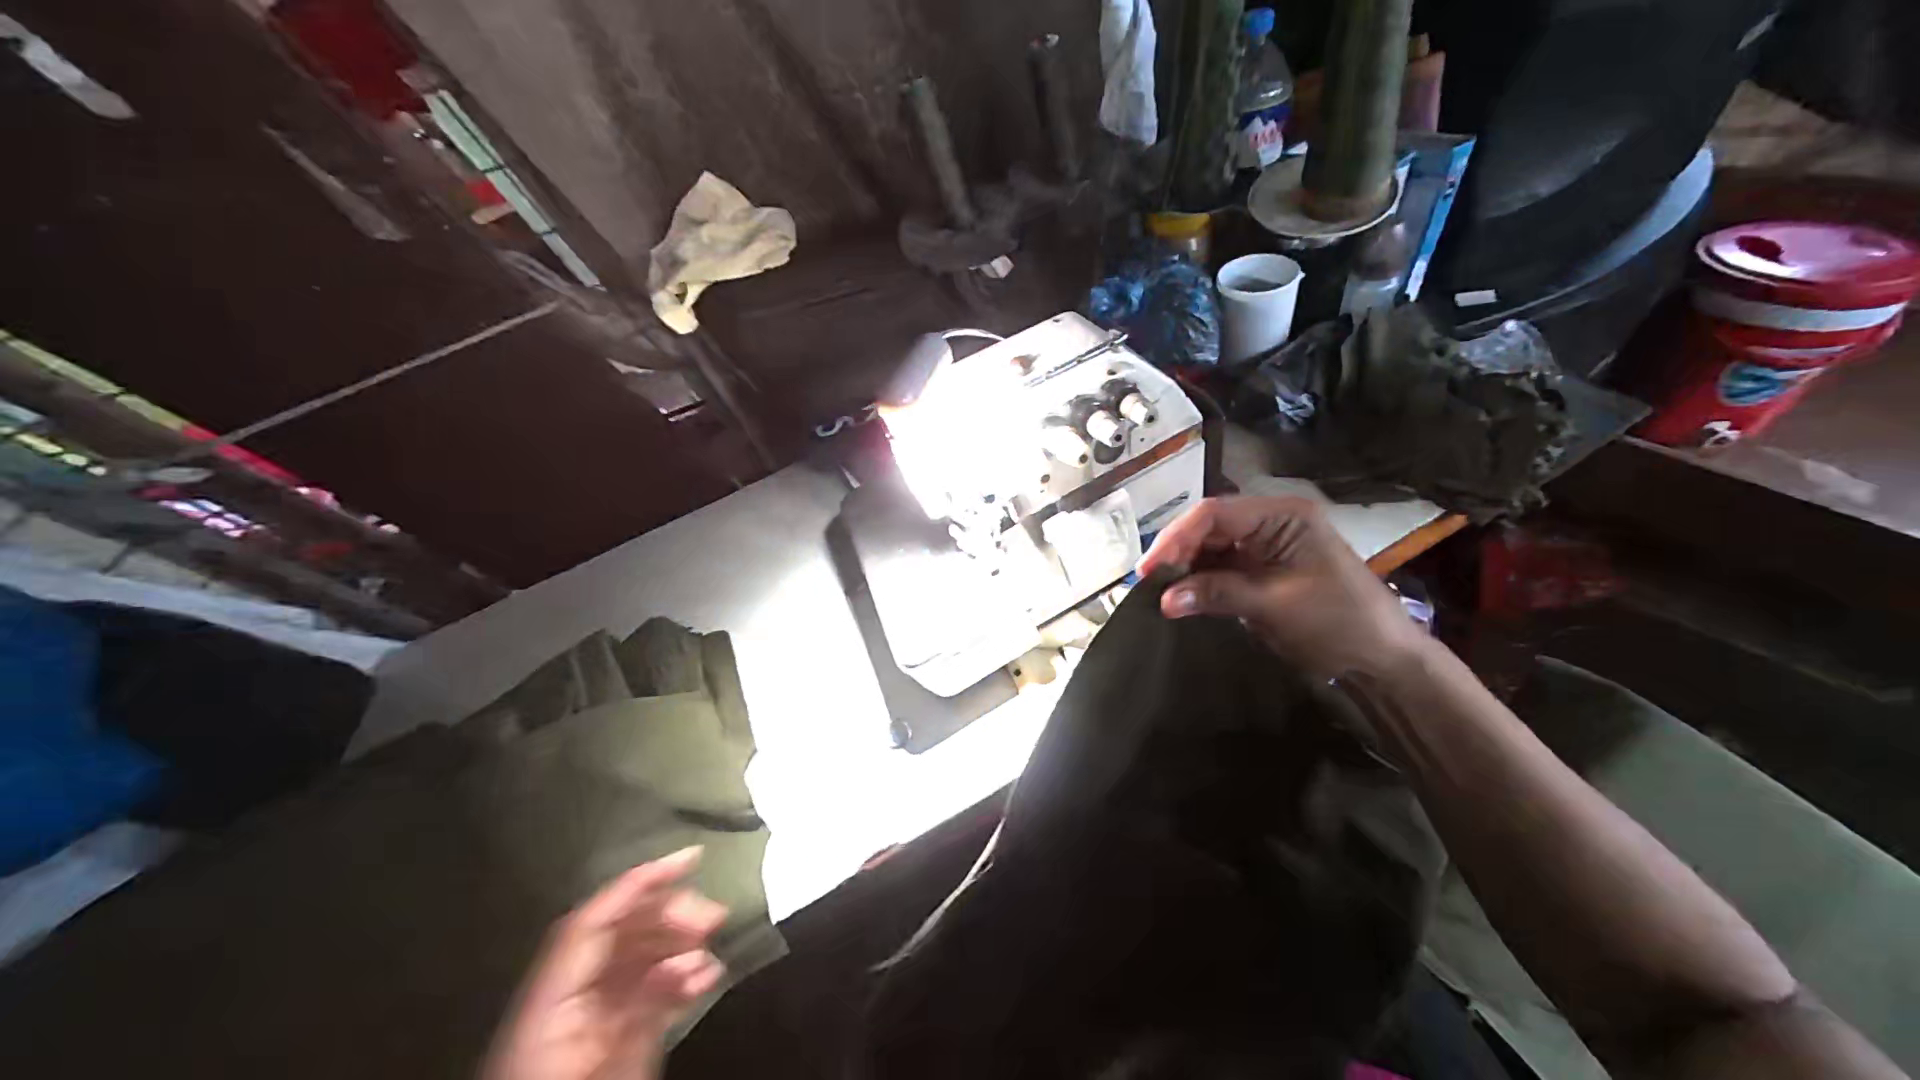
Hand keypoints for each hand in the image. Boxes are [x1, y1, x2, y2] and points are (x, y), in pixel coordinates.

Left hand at [481, 847, 726, 1079]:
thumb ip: (645, 1009)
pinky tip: (702, 977)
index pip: (594, 920)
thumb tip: (685, 961)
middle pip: (618, 928)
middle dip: (672, 913)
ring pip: (633, 953)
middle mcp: (562, 994)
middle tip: (714, 917)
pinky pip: (636, 986)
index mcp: (550, 997)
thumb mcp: (617, 1064)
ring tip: (710, 953)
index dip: (642, 880)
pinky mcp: (597, 1032)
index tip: (692, 856)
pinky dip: (672, 975)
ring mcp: (580, 1012)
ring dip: (679, 944)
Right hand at [1138, 496, 1426, 679]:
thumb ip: (1216, 594)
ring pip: (1211, 547)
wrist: (1382, 661)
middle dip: (1178, 552)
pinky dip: (1200, 582)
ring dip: (1186, 568)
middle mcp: (1271, 522)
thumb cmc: (1337, 623)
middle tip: (1149, 582)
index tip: (1150, 570)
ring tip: (1159, 590)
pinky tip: (1181, 596)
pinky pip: (1221, 568)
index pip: (1215, 514)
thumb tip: (1163, 599)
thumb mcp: (1274, 605)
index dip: (1176, 538)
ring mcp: (1267, 546)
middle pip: (1209, 527)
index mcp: (1283, 516)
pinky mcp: (1262, 570)